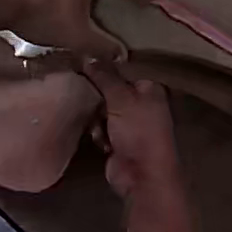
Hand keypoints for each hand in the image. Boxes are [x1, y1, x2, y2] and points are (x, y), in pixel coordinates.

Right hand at [82, 60, 182, 198]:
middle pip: (111, 90)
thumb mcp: (122, 98)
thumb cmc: (139, 131)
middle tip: (82, 93)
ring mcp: (130, 124)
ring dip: (96, 118)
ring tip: (98, 125)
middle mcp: (142, 103)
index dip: (104, 68)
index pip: (123, 70)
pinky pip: (100, 128)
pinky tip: (100, 141)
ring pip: (102, 110)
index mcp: (150, 88)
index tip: (82, 65)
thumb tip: (88, 56)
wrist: (142, 175)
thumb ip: (105, 76)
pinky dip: (98, 133)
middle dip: (98, 96)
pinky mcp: (118, 141)